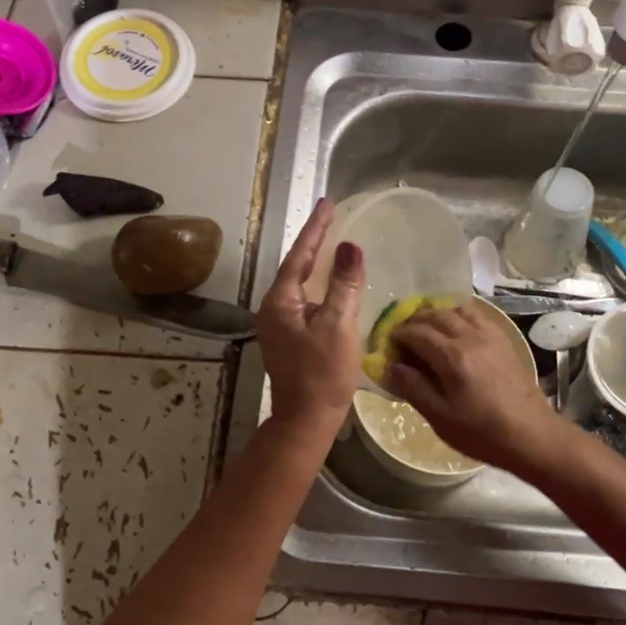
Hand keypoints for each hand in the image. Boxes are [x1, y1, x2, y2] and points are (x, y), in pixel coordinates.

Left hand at [257, 198, 365, 436]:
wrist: (306, 422)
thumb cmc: (322, 374)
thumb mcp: (338, 326)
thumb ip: (344, 284)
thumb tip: (350, 246)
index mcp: (281, 301)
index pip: (300, 254)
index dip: (315, 228)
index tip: (327, 203)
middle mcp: (275, 308)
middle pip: (297, 266)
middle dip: (315, 241)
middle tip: (332, 216)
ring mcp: (280, 325)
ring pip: (302, 284)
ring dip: (318, 263)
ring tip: (334, 242)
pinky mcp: (291, 338)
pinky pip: (307, 300)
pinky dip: (321, 285)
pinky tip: (335, 284)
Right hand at [386, 303, 567, 475]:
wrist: (532, 436)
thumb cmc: (482, 432)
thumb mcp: (440, 417)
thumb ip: (413, 388)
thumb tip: (389, 366)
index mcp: (452, 356)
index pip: (416, 332)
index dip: (398, 335)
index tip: (387, 344)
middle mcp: (470, 336)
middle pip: (435, 315)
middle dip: (414, 321)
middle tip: (403, 336)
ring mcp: (490, 335)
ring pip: (457, 310)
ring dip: (438, 314)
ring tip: (428, 331)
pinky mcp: (504, 340)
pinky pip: (477, 316)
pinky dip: (459, 316)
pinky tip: (456, 331)